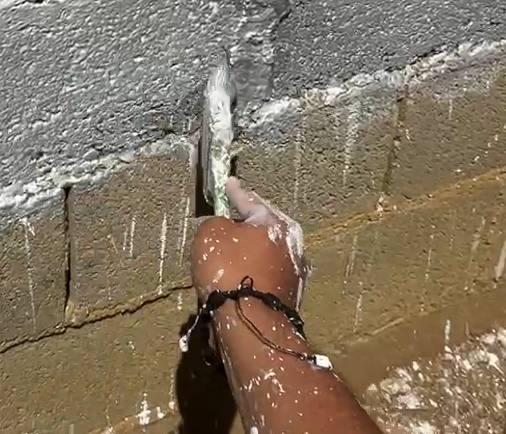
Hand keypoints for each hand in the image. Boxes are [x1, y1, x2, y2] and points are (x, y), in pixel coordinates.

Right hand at [191, 178, 308, 325]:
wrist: (251, 324)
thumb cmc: (229, 268)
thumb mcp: (210, 233)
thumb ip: (214, 221)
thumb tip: (219, 225)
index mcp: (276, 223)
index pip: (250, 200)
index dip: (234, 191)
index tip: (228, 183)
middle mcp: (293, 245)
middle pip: (264, 226)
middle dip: (248, 220)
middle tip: (232, 213)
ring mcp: (296, 274)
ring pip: (268, 251)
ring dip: (252, 248)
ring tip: (233, 246)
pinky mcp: (291, 298)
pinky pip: (267, 273)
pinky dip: (254, 268)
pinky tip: (241, 271)